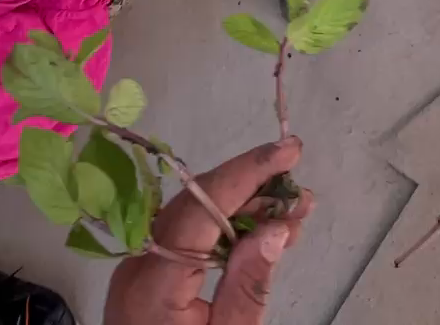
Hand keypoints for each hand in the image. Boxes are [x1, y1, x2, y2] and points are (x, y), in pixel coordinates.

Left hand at [104, 138, 313, 324]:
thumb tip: (277, 225)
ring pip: (196, 214)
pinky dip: (228, 228)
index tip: (289, 150)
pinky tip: (264, 231)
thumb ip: (249, 287)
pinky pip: (190, 236)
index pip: (201, 207)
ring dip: (246, 207)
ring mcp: (139, 267)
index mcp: (153, 284)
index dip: (247, 171)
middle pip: (198, 203)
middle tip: (301, 186)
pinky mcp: (146, 275)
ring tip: (296, 211)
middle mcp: (139, 263)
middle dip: (253, 186)